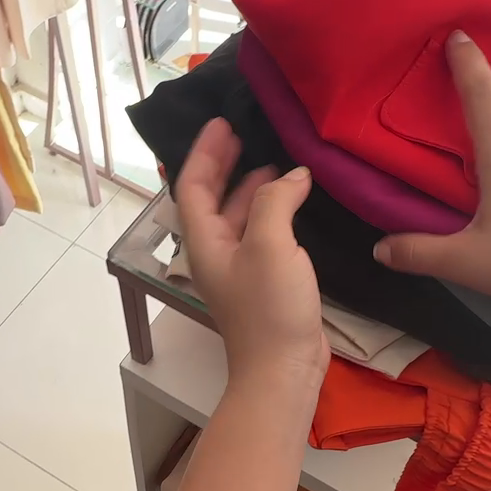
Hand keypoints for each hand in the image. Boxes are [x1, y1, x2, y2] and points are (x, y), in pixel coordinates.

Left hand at [175, 119, 327, 388]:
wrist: (283, 369)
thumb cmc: (269, 308)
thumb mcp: (270, 245)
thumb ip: (275, 202)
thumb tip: (292, 176)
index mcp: (205, 243)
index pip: (193, 187)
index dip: (204, 153)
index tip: (223, 122)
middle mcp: (217, 254)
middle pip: (213, 200)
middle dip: (226, 165)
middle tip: (247, 133)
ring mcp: (241, 270)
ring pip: (239, 217)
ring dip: (253, 188)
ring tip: (277, 161)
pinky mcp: (265, 282)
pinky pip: (263, 235)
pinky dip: (274, 212)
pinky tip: (297, 200)